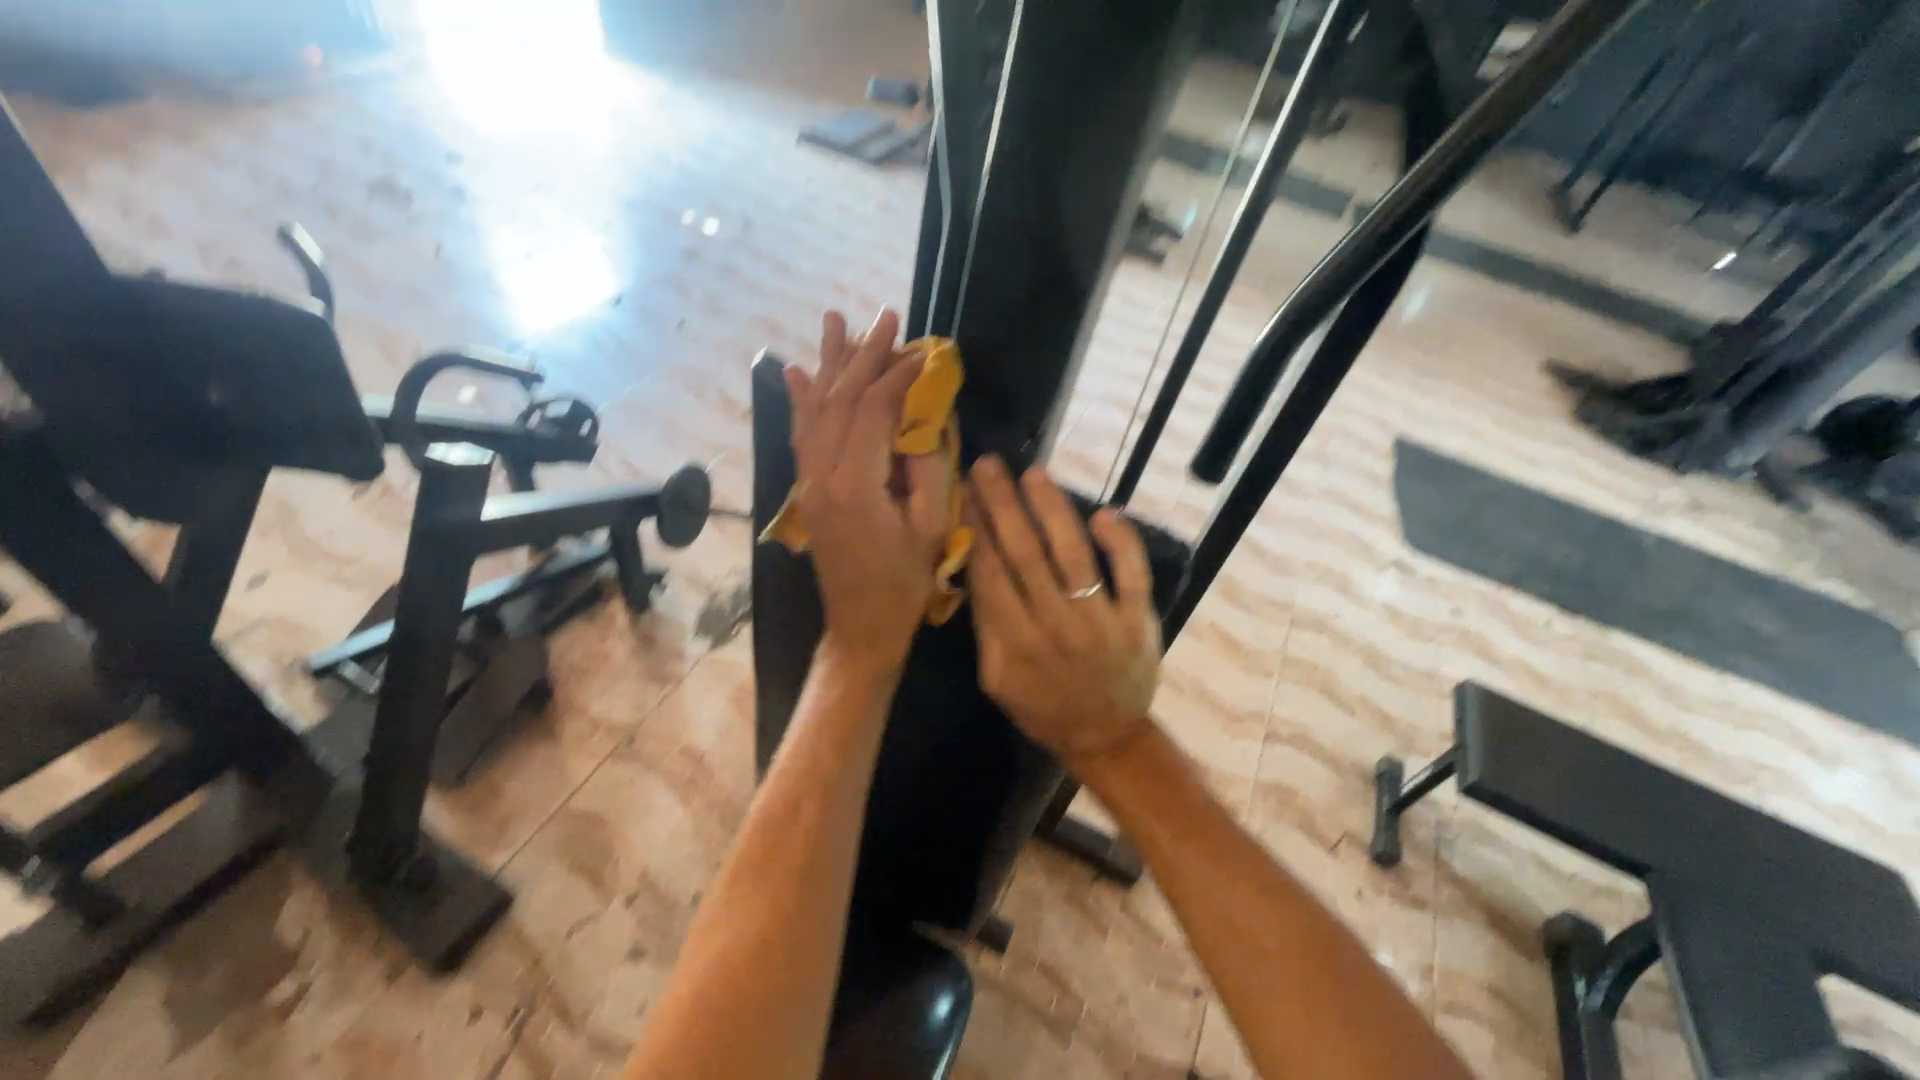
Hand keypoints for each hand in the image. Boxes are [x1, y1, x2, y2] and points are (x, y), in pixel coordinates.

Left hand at [786, 309, 951, 669]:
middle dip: (864, 355)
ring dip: (828, 364)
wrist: (861, 627)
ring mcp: (809, 484)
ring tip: (835, 320)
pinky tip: (795, 373)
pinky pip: (802, 437)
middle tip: (887, 317)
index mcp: (856, 485)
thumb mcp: (931, 528)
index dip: (898, 376)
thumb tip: (927, 419)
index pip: (874, 411)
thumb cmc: (904, 584)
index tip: (924, 351)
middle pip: (840, 400)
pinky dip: (801, 401)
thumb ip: (929, 468)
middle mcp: (822, 476)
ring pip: (815, 411)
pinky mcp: (807, 492)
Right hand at [966, 456, 1159, 768]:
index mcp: (1016, 641)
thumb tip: (973, 570)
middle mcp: (1056, 624)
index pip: (990, 573)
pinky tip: (1104, 513)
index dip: (975, 529)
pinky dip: (1121, 543)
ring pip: (1073, 555)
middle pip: (1025, 554)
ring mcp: (1101, 620)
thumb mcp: (997, 678)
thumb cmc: (1043, 706)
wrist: (1105, 736)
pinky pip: (1132, 574)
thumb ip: (987, 627)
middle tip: (989, 465)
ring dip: (1052, 510)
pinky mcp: (1138, 619)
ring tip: (1034, 474)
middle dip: (1003, 505)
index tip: (964, 493)